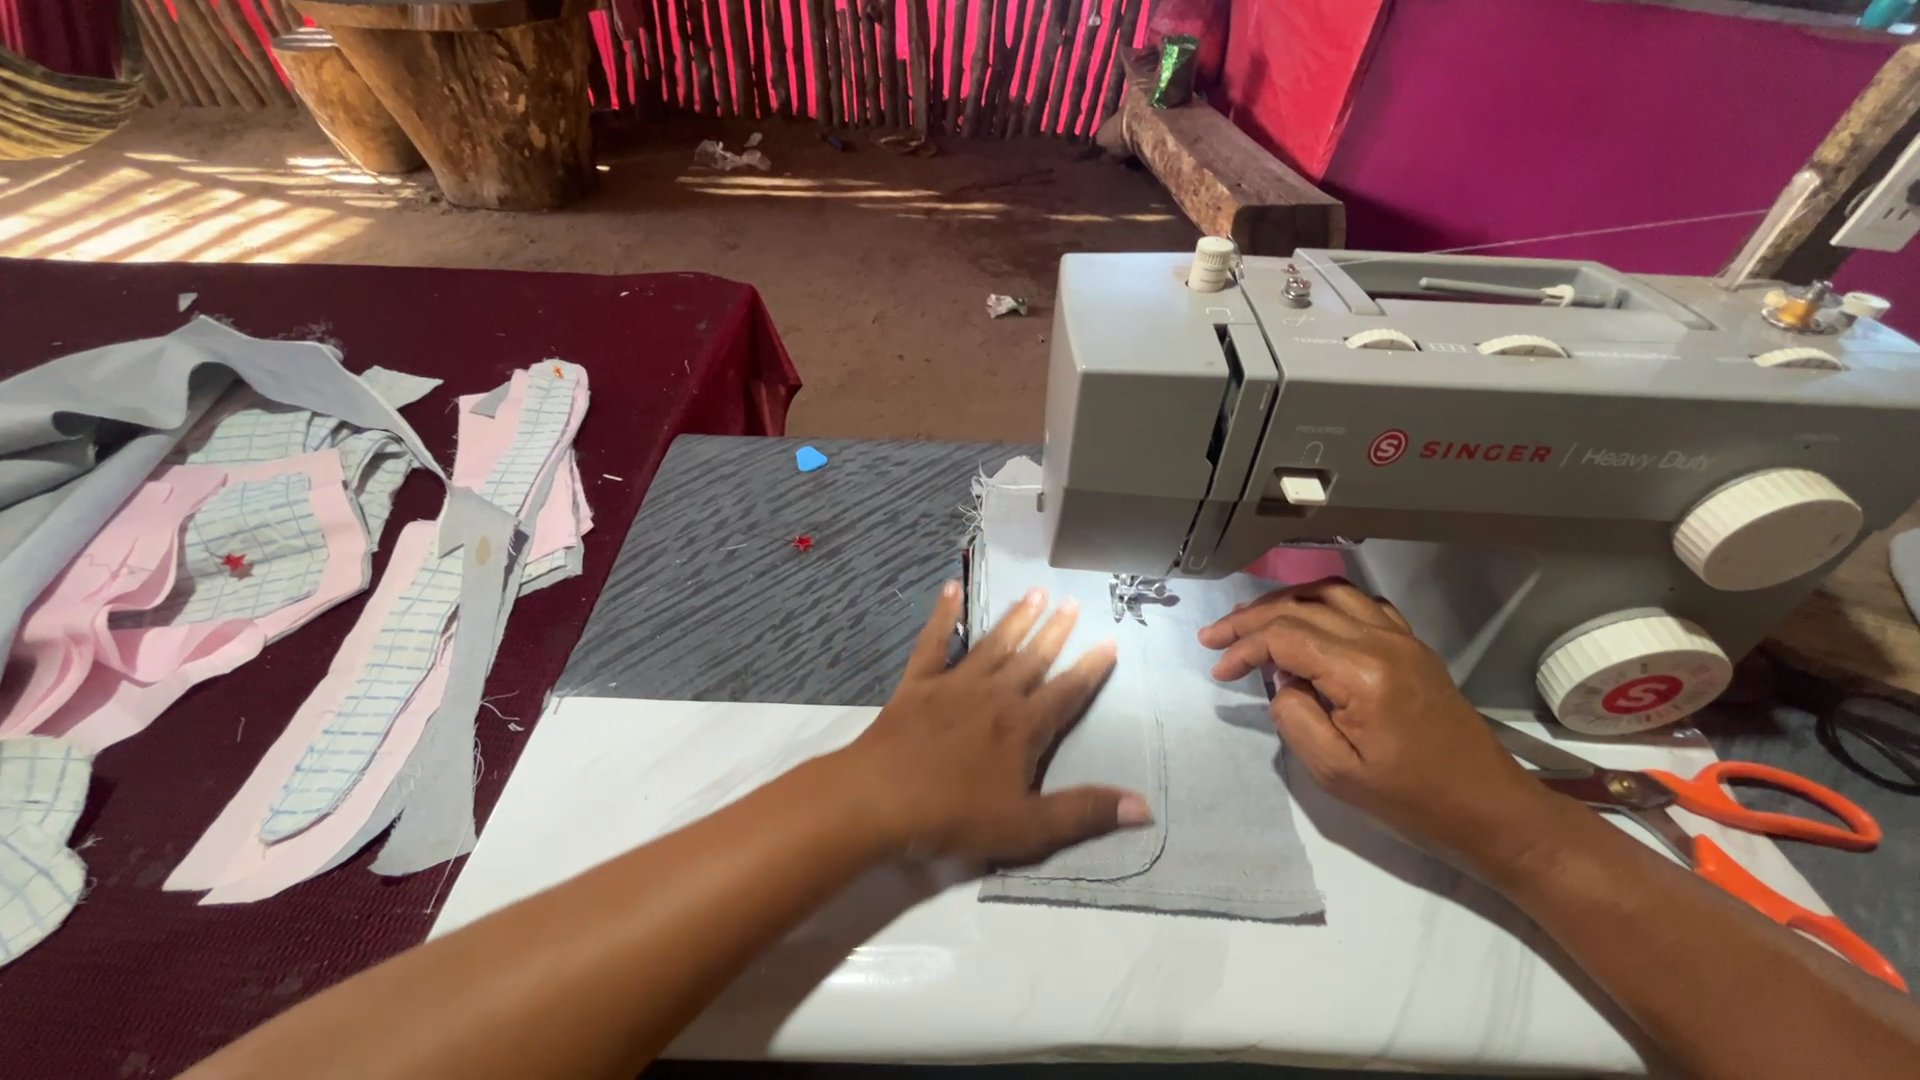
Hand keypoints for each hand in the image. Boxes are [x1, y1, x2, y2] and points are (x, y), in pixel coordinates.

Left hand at [837, 581, 1150, 864]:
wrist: (879, 799)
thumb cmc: (955, 816)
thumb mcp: (1028, 828)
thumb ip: (1084, 812)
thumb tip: (1144, 807)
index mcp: (1024, 727)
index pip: (1068, 692)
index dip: (1091, 669)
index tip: (1109, 642)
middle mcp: (994, 695)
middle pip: (1033, 657)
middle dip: (1056, 631)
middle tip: (1073, 602)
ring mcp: (954, 684)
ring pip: (993, 643)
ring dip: (1016, 618)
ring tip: (1034, 592)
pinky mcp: (918, 683)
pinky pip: (934, 641)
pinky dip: (944, 614)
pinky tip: (951, 588)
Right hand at [1198, 578, 1554, 871]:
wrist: (1488, 809)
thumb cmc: (1410, 800)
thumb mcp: (1335, 772)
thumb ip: (1294, 717)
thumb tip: (1282, 682)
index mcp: (1362, 673)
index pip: (1284, 636)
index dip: (1243, 647)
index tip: (1218, 671)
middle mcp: (1382, 641)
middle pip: (1301, 606)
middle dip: (1249, 619)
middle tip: (1214, 636)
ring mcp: (1402, 639)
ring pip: (1330, 593)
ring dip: (1284, 602)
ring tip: (1251, 621)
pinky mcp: (1413, 647)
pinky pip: (1361, 604)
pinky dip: (1324, 603)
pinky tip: (1308, 621)